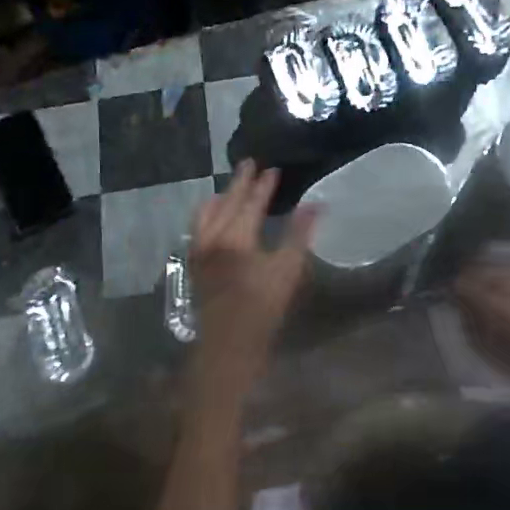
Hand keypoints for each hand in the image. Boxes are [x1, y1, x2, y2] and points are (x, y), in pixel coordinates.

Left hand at [189, 161, 317, 348]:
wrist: (228, 345)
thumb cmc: (262, 309)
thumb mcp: (287, 271)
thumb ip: (299, 234)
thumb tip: (315, 204)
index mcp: (234, 238)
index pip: (250, 202)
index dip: (263, 186)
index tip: (273, 169)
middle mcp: (211, 238)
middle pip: (225, 202)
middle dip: (239, 183)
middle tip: (249, 164)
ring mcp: (198, 251)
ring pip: (206, 213)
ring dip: (221, 197)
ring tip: (231, 188)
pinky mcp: (194, 264)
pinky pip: (198, 227)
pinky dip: (209, 214)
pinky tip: (216, 217)